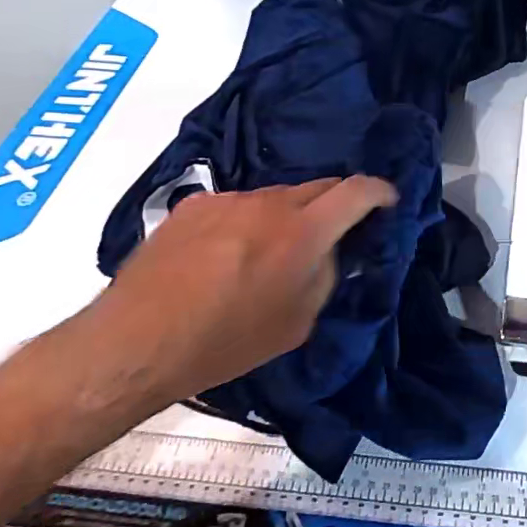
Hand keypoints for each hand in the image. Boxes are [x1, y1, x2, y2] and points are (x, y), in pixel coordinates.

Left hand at [59, 177, 397, 415]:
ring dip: (290, 215)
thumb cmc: (227, 341)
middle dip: (336, 204)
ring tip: (273, 252)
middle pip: (319, 186)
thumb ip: (325, 276)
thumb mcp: (297, 322)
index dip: (380, 192)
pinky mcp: (194, 205)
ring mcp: (228, 199)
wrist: (137, 341)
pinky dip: (251, 221)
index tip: (389, 201)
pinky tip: (229, 255)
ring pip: (277, 196)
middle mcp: (269, 203)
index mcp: (303, 232)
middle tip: (334, 235)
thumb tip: (332, 251)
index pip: (357, 191)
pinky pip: (239, 205)